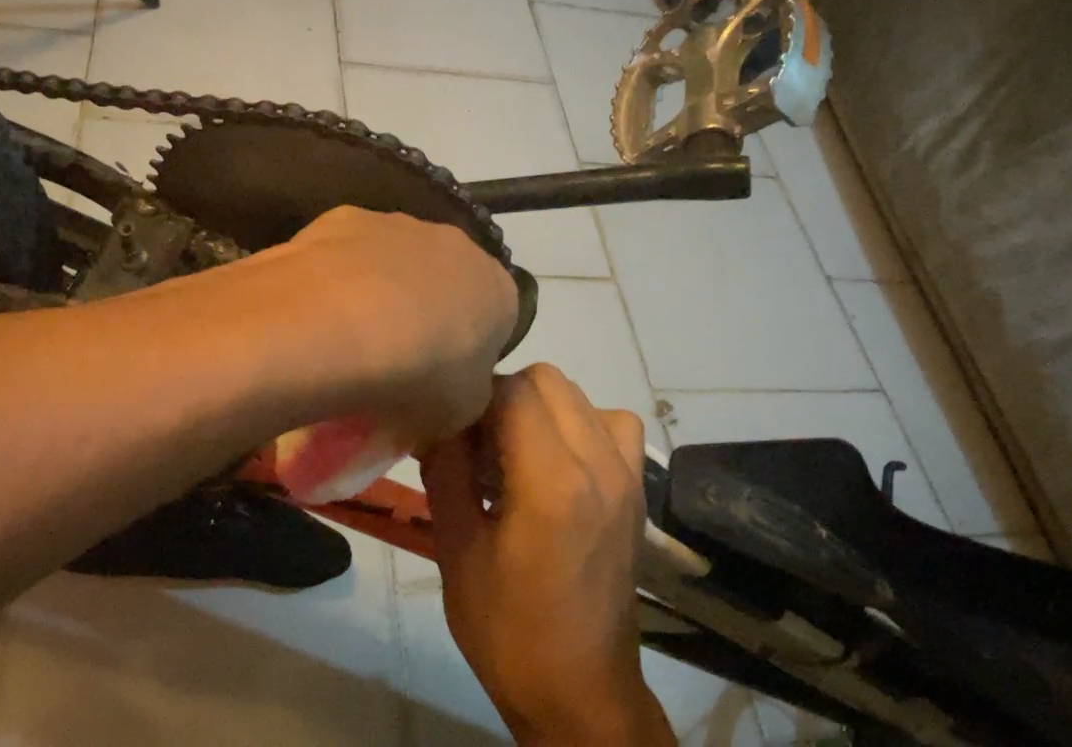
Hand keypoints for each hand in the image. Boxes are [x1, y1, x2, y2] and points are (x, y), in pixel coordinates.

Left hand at [267, 206, 517, 440]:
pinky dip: (335, 274)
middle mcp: (455, 244)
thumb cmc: (418, 376)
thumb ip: (466, 391)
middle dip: (424, 309)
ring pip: (393, 258)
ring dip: (379, 288)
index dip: (467, 347)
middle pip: (445, 277)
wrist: (339, 328)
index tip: (438, 376)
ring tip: (347, 336)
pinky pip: (345, 251)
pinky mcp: (345, 216)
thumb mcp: (461, 411)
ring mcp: (398, 224)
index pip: (495, 316)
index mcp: (498, 289)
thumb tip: (449, 385)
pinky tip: (316, 309)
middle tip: (394, 355)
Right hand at [422, 365, 675, 745]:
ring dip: (540, 408)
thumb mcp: (457, 549)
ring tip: (512, 453)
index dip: (471, 398)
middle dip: (502, 397)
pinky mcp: (638, 492)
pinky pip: (613, 426)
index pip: (510, 390)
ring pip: (580, 397)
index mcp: (553, 481)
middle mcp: (599, 464)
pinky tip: (556, 464)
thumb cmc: (507, 629)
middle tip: (474, 443)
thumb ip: (446, 470)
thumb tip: (434, 419)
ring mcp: (627, 476)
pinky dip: (582, 426)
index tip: (447, 429)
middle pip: (547, 381)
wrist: (580, 691)